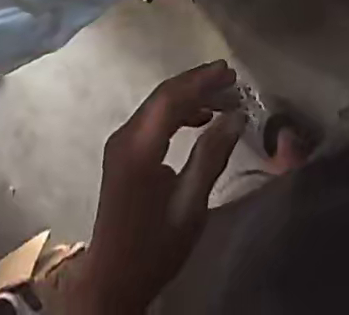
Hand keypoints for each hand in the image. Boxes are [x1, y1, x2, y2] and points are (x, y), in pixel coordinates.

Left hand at [71, 61, 245, 312]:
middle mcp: (125, 136)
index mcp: (138, 147)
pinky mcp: (123, 152)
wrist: (113, 278)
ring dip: (189, 97)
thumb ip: (211, 156)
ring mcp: (120, 143)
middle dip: (196, 83)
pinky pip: (152, 120)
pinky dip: (176, 113)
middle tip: (230, 77)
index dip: (200, 80)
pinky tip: (200, 119)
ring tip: (223, 96)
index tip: (228, 70)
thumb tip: (236, 117)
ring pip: (157, 106)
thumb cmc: (155, 246)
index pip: (170, 99)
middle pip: (162, 96)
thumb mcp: (191, 206)